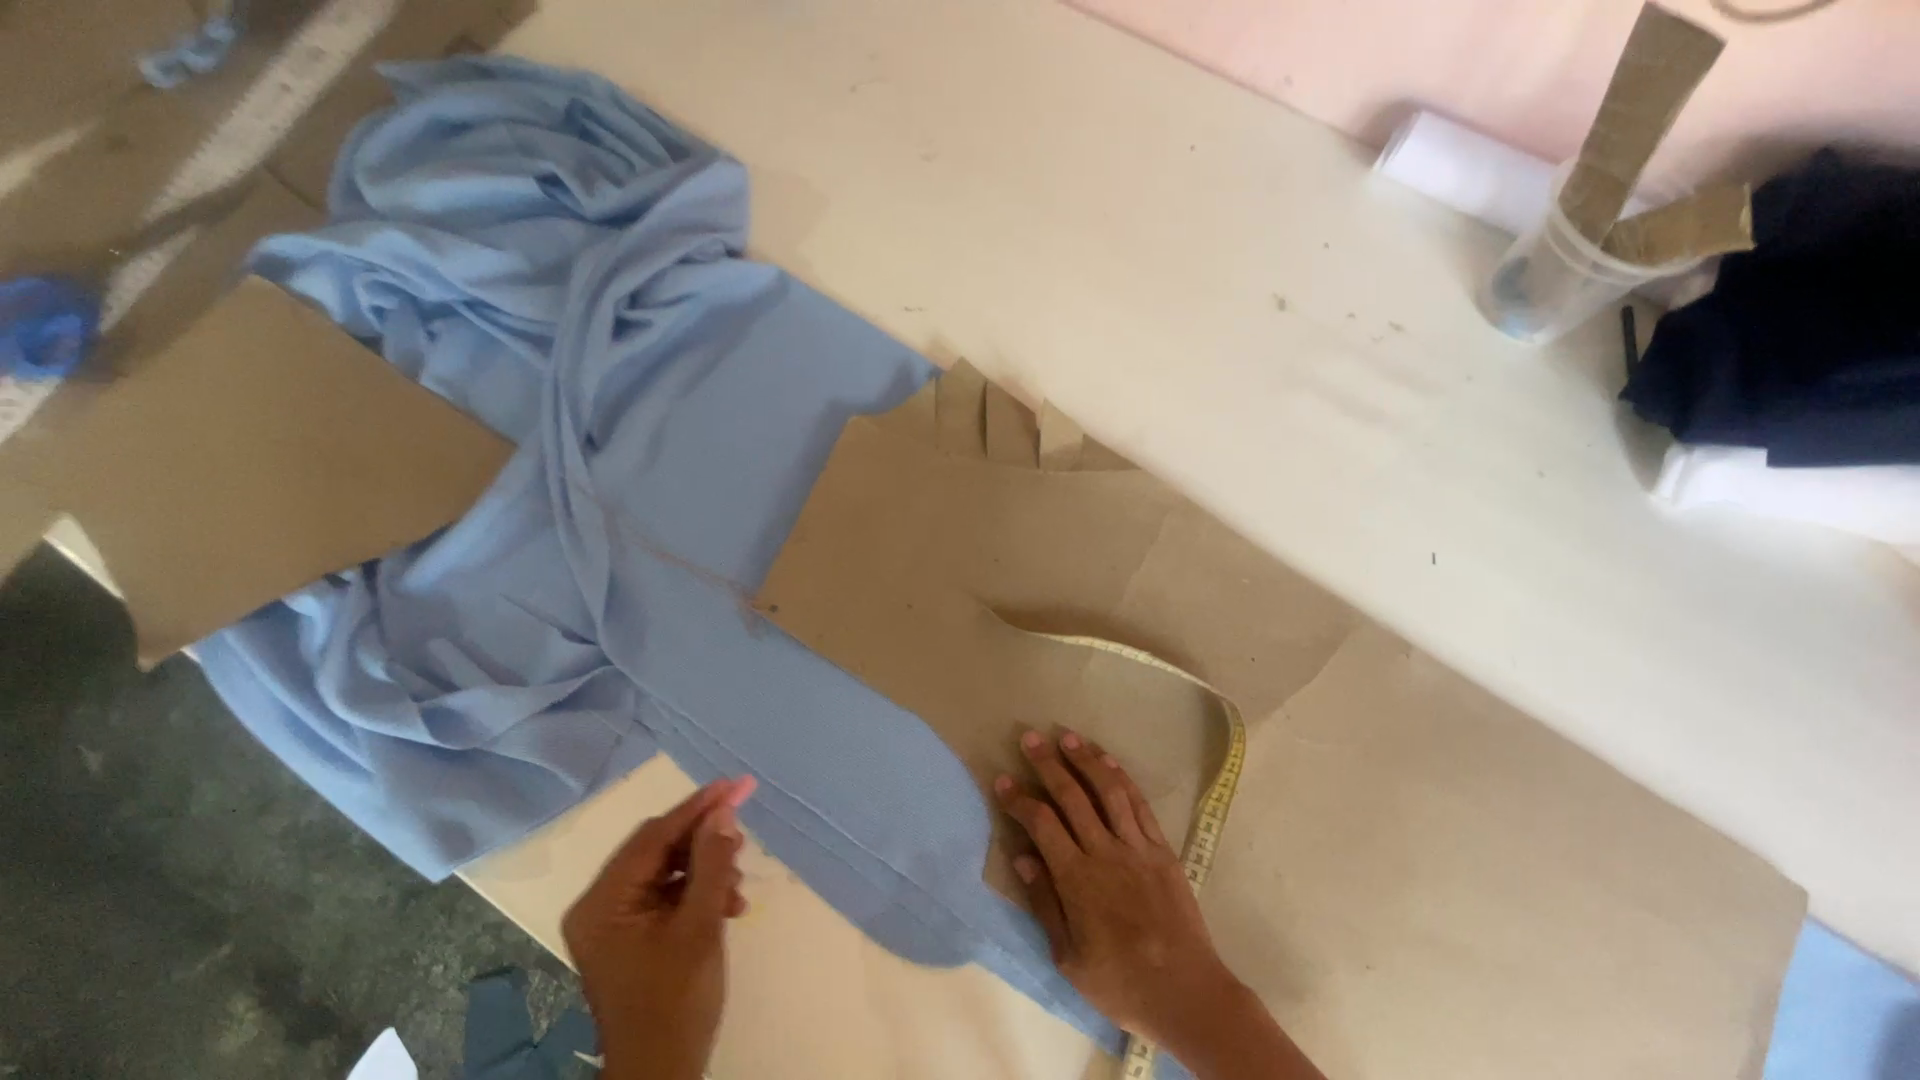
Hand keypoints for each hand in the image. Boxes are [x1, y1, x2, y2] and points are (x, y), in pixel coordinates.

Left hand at [563, 776, 757, 1079]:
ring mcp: (615, 922)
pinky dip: (699, 892)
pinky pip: (667, 895)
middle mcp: (600, 905)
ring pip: (666, 871)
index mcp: (602, 902)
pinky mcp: (633, 936)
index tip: (736, 784)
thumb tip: (724, 811)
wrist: (660, 1072)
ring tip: (739, 880)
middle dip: (704, 839)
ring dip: (706, 868)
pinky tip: (730, 903)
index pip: (653, 837)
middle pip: (657, 850)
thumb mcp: (700, 927)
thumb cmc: (676, 1001)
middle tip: (743, 829)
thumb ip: (712, 864)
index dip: (698, 808)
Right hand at [997, 732, 1325, 1079]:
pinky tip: (1108, 762)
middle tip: (1029, 738)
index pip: (1041, 824)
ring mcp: (1138, 848)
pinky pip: (1139, 805)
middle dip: (1048, 764)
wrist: (1187, 992)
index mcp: (1077, 879)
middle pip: (1072, 796)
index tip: (1001, 779)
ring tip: (1066, 736)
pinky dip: (1122, 778)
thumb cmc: (1121, 984)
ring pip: (1108, 790)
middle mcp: (1105, 853)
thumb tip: (1022, 856)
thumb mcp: (1069, 958)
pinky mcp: (1163, 851)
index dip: (1019, 798)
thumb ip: (1044, 904)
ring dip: (1085, 759)